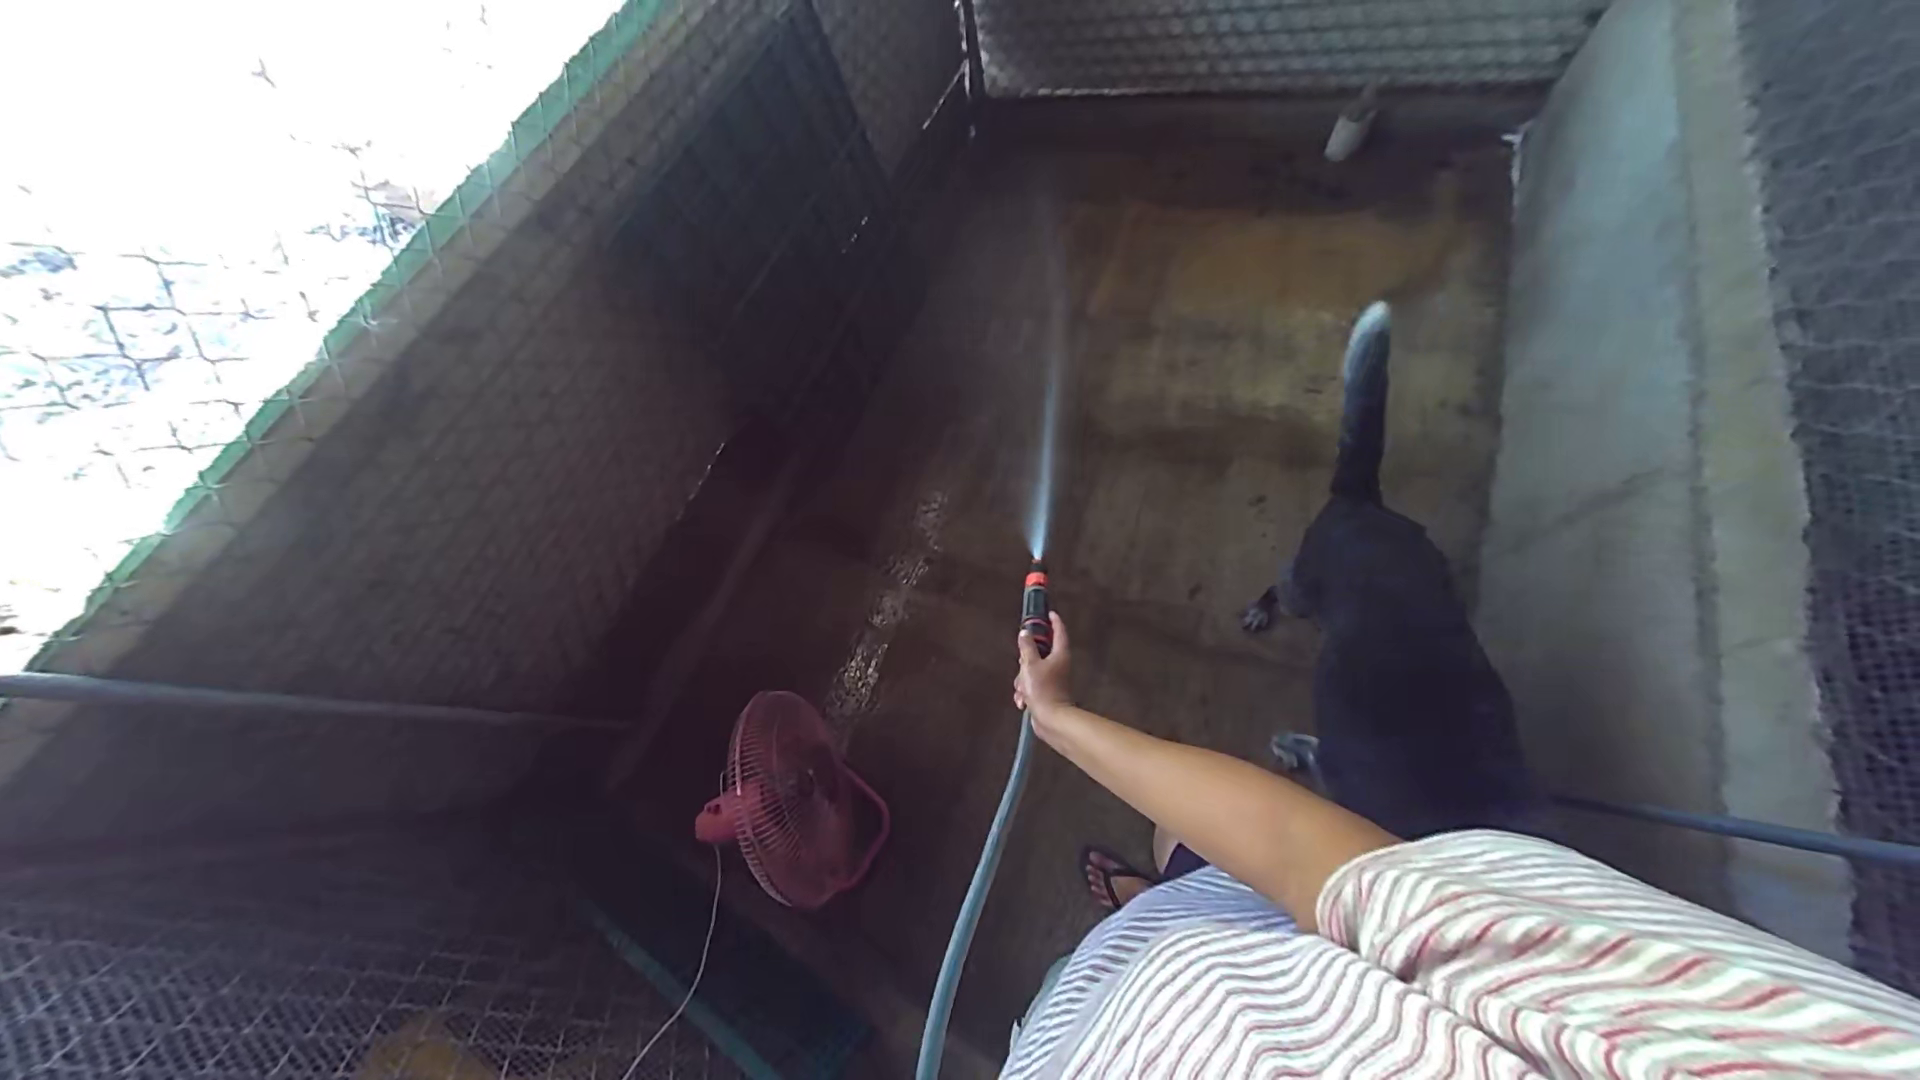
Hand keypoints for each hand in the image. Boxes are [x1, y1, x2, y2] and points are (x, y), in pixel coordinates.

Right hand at [1014, 611, 1071, 714]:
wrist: (1051, 720)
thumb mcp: (1030, 665)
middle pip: (1040, 652)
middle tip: (1022, 663)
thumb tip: (1025, 633)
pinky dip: (1025, 692)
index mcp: (1059, 654)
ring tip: (1022, 690)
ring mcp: (1054, 679)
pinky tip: (1023, 701)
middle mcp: (1059, 664)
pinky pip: (1032, 685)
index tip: (1048, 613)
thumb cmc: (1043, 688)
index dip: (1054, 621)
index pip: (1059, 631)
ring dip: (1023, 679)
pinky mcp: (1047, 692)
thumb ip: (1027, 647)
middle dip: (1026, 659)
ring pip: (1032, 670)